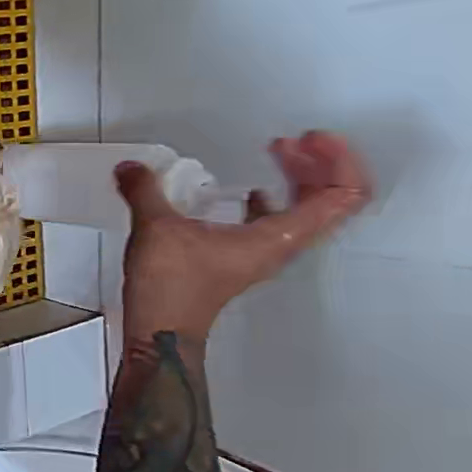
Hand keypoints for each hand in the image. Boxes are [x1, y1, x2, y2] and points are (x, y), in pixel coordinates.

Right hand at [118, 131, 370, 345]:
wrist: (161, 334)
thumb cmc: (171, 287)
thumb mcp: (155, 228)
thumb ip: (144, 190)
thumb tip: (130, 167)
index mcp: (277, 236)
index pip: (342, 196)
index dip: (338, 159)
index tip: (307, 137)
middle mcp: (281, 246)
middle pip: (331, 199)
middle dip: (318, 162)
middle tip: (289, 140)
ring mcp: (265, 254)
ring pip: (307, 210)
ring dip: (300, 178)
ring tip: (277, 154)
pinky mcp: (245, 259)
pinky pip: (280, 222)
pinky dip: (275, 198)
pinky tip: (249, 191)